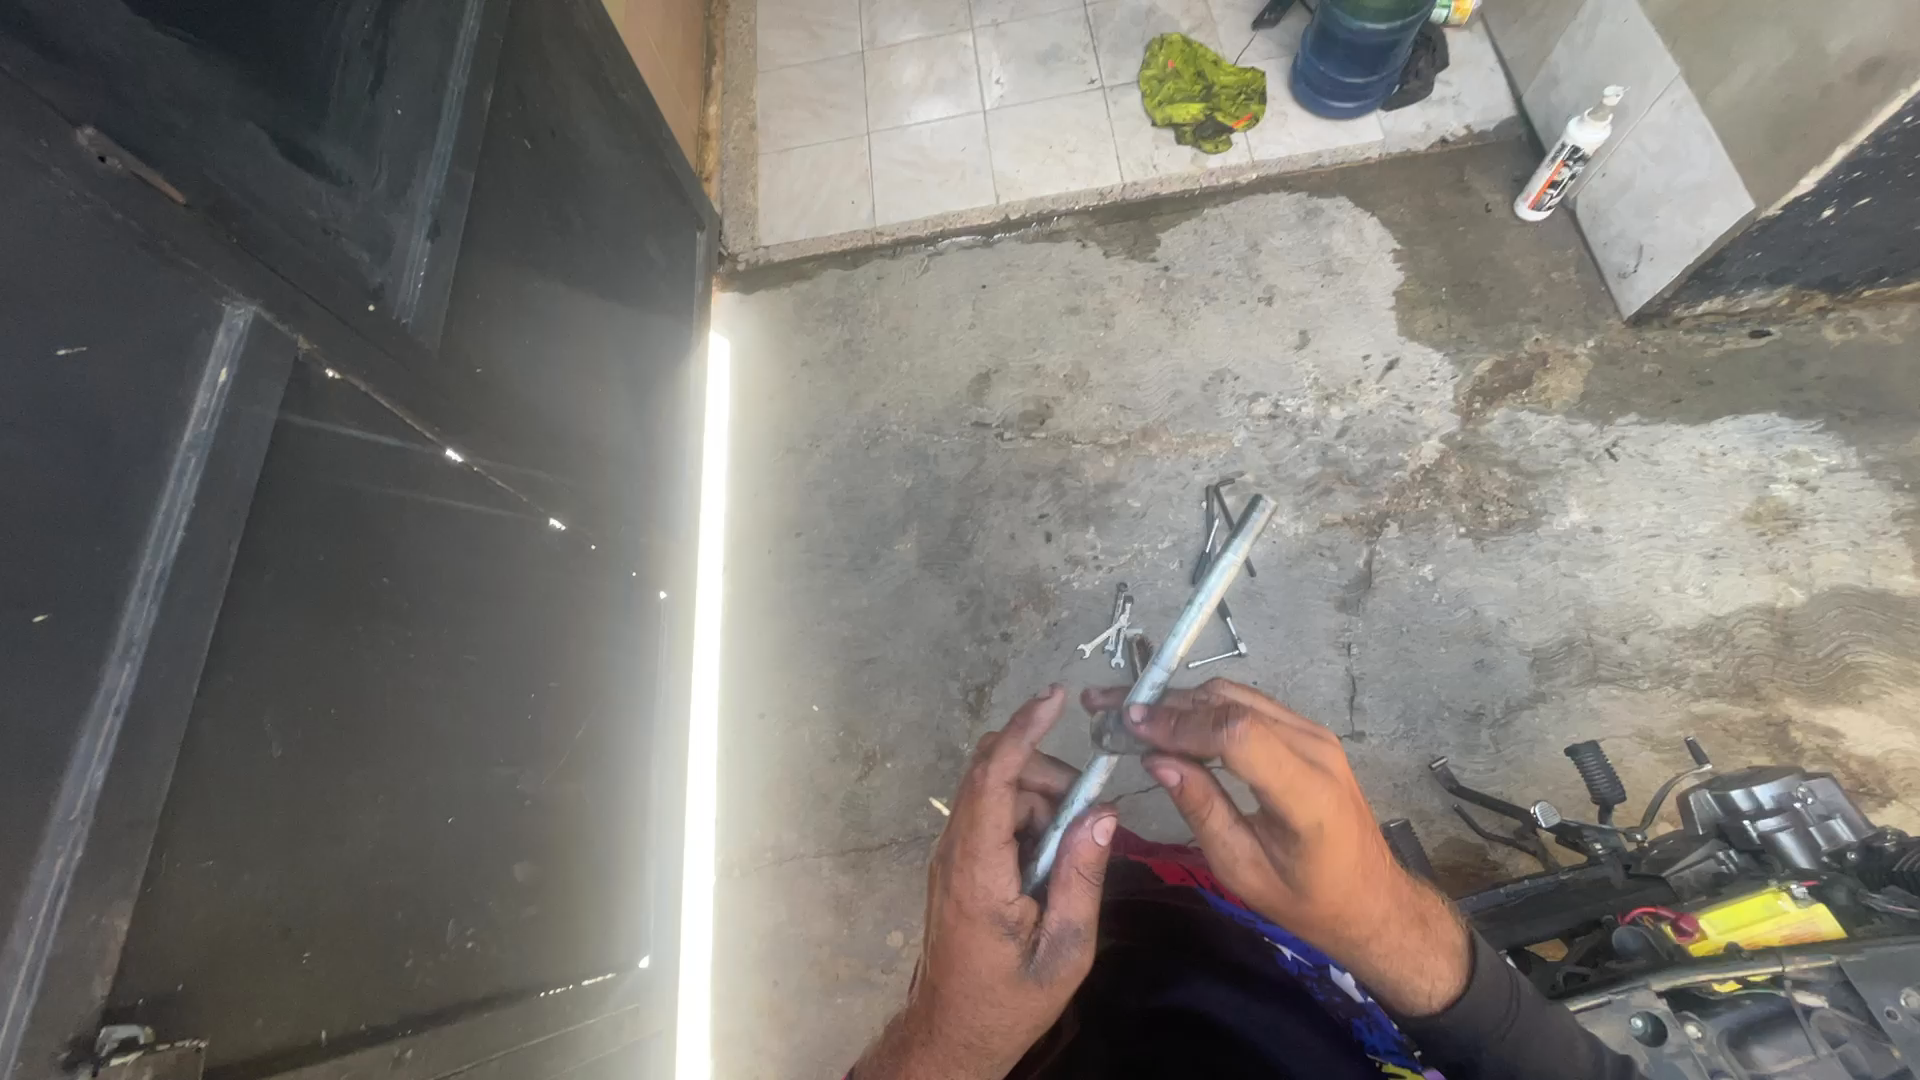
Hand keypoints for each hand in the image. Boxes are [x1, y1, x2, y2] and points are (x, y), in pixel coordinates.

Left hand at [856, 686, 1117, 1079]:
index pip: (994, 776)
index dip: (1024, 730)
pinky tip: (1048, 856)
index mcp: (979, 868)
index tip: (1054, 698)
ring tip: (1071, 846)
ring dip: (1040, 797)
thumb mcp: (1065, 948)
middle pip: (995, 771)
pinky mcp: (956, 858)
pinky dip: (1026, 816)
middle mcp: (955, 847)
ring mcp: (950, 850)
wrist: (951, 1032)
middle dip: (1046, 772)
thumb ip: (1082, 876)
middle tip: (1088, 812)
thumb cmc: (1009, 1000)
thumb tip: (1102, 813)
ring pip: (995, 788)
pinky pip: (991, 812)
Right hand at [1084, 679, 1469, 1016]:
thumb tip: (1154, 759)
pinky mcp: (1304, 730)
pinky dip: (1201, 707)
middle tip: (1107, 710)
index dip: (1179, 724)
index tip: (1128, 725)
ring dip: (1177, 701)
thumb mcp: (1242, 869)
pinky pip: (1244, 704)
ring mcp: (1313, 732)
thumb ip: (1201, 808)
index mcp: (1306, 793)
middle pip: (1228, 704)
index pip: (1236, 734)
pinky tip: (1168, 721)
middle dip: (1163, 705)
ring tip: (1128, 713)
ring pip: (1232, 695)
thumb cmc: (1308, 900)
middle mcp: (1314, 748)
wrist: (1373, 899)